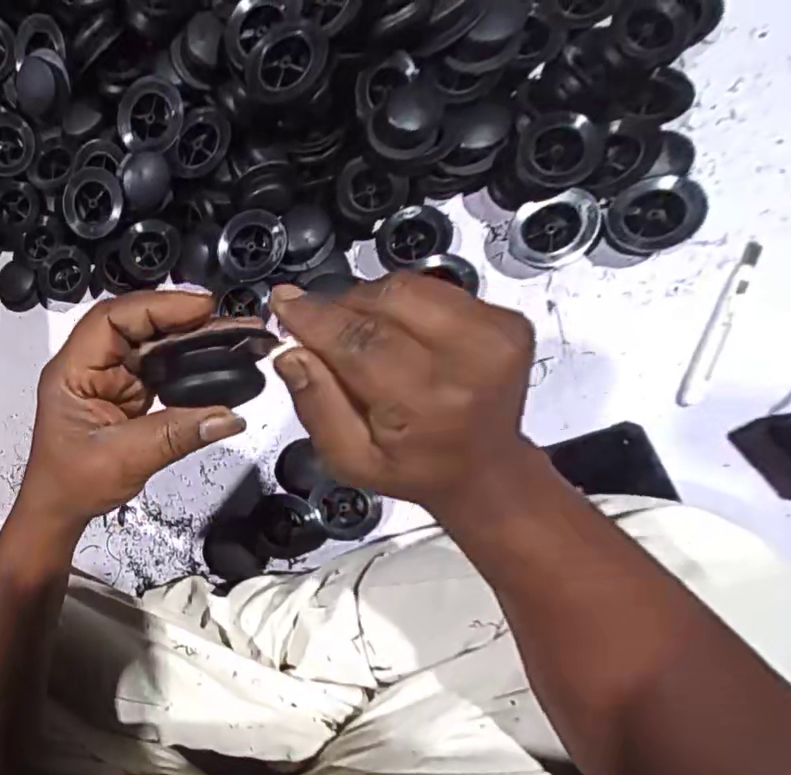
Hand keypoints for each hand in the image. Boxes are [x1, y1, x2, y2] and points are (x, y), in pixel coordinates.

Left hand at [15, 291, 247, 530]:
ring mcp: (110, 380)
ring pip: (152, 346)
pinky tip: (210, 365)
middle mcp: (90, 368)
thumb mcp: (124, 459)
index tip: (199, 308)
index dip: (158, 306)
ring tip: (227, 339)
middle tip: (225, 323)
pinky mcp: (127, 396)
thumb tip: (224, 418)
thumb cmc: (69, 484)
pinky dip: (186, 367)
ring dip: (189, 342)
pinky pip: (160, 370)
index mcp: (72, 372)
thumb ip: (177, 435)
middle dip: (183, 320)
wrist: (61, 509)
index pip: (113, 318)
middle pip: (138, 326)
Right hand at [268, 274, 538, 514]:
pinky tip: (395, 335)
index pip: (359, 341)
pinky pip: (434, 290)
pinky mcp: (505, 318)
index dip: (315, 318)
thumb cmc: (415, 470)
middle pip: (382, 303)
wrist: (483, 468)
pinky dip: (401, 305)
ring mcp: (494, 333)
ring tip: (356, 336)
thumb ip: (317, 407)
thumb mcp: (350, 459)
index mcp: (426, 403)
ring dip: (367, 302)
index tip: (285, 303)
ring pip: (407, 288)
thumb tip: (291, 355)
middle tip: (315, 328)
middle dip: (337, 309)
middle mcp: (469, 359)